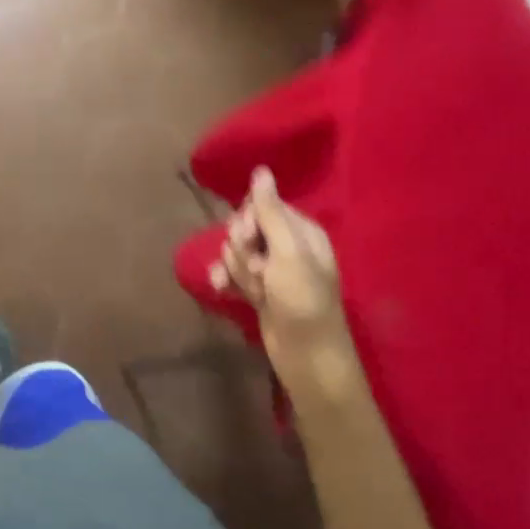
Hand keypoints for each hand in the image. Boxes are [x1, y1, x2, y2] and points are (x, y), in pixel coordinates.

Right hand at [213, 167, 349, 368]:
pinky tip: (222, 289)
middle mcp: (287, 246)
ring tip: (254, 290)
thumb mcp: (288, 253)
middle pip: (245, 227)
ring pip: (236, 251)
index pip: (262, 205)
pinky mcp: (259, 291)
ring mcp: (272, 270)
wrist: (307, 358)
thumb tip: (261, 170)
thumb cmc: (302, 301)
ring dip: (237, 269)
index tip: (248, 238)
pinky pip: (232, 273)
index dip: (248, 220)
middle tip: (257, 270)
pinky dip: (226, 279)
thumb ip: (271, 211)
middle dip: (242, 248)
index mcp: (301, 231)